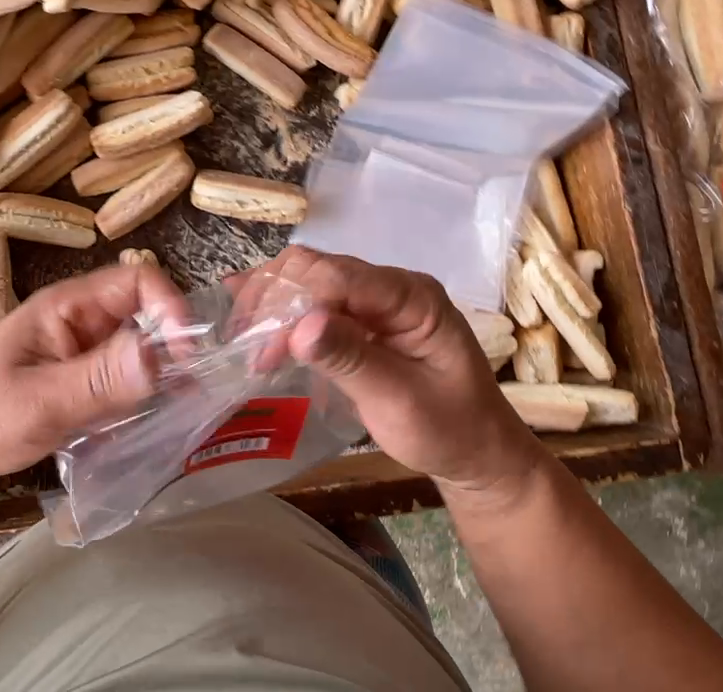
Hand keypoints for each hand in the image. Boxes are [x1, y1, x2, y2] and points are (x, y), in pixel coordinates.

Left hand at [0, 263, 186, 494]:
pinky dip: (142, 392)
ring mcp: (79, 349)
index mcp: (66, 306)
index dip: (170, 307)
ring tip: (182, 407)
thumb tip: (162, 356)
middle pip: (143, 312)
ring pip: (137, 345)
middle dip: (172, 343)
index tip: (186, 356)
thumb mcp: (41, 403)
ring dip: (160, 371)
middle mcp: (78, 319)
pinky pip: (123, 374)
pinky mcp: (80, 378)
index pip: (136, 280)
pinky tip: (152, 419)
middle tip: (194, 388)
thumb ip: (100, 380)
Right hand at [257, 246, 548, 500]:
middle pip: (315, 267)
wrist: (477, 454)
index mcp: (412, 297)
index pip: (338, 276)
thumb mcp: (401, 403)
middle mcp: (390, 285)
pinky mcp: (360, 314)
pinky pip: (312, 297)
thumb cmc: (448, 431)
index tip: (264, 350)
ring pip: (306, 277)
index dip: (293, 304)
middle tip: (247, 347)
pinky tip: (248, 312)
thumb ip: (352, 360)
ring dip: (271, 303)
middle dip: (273, 299)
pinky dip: (279, 305)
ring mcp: (374, 298)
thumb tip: (301, 326)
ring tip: (245, 340)